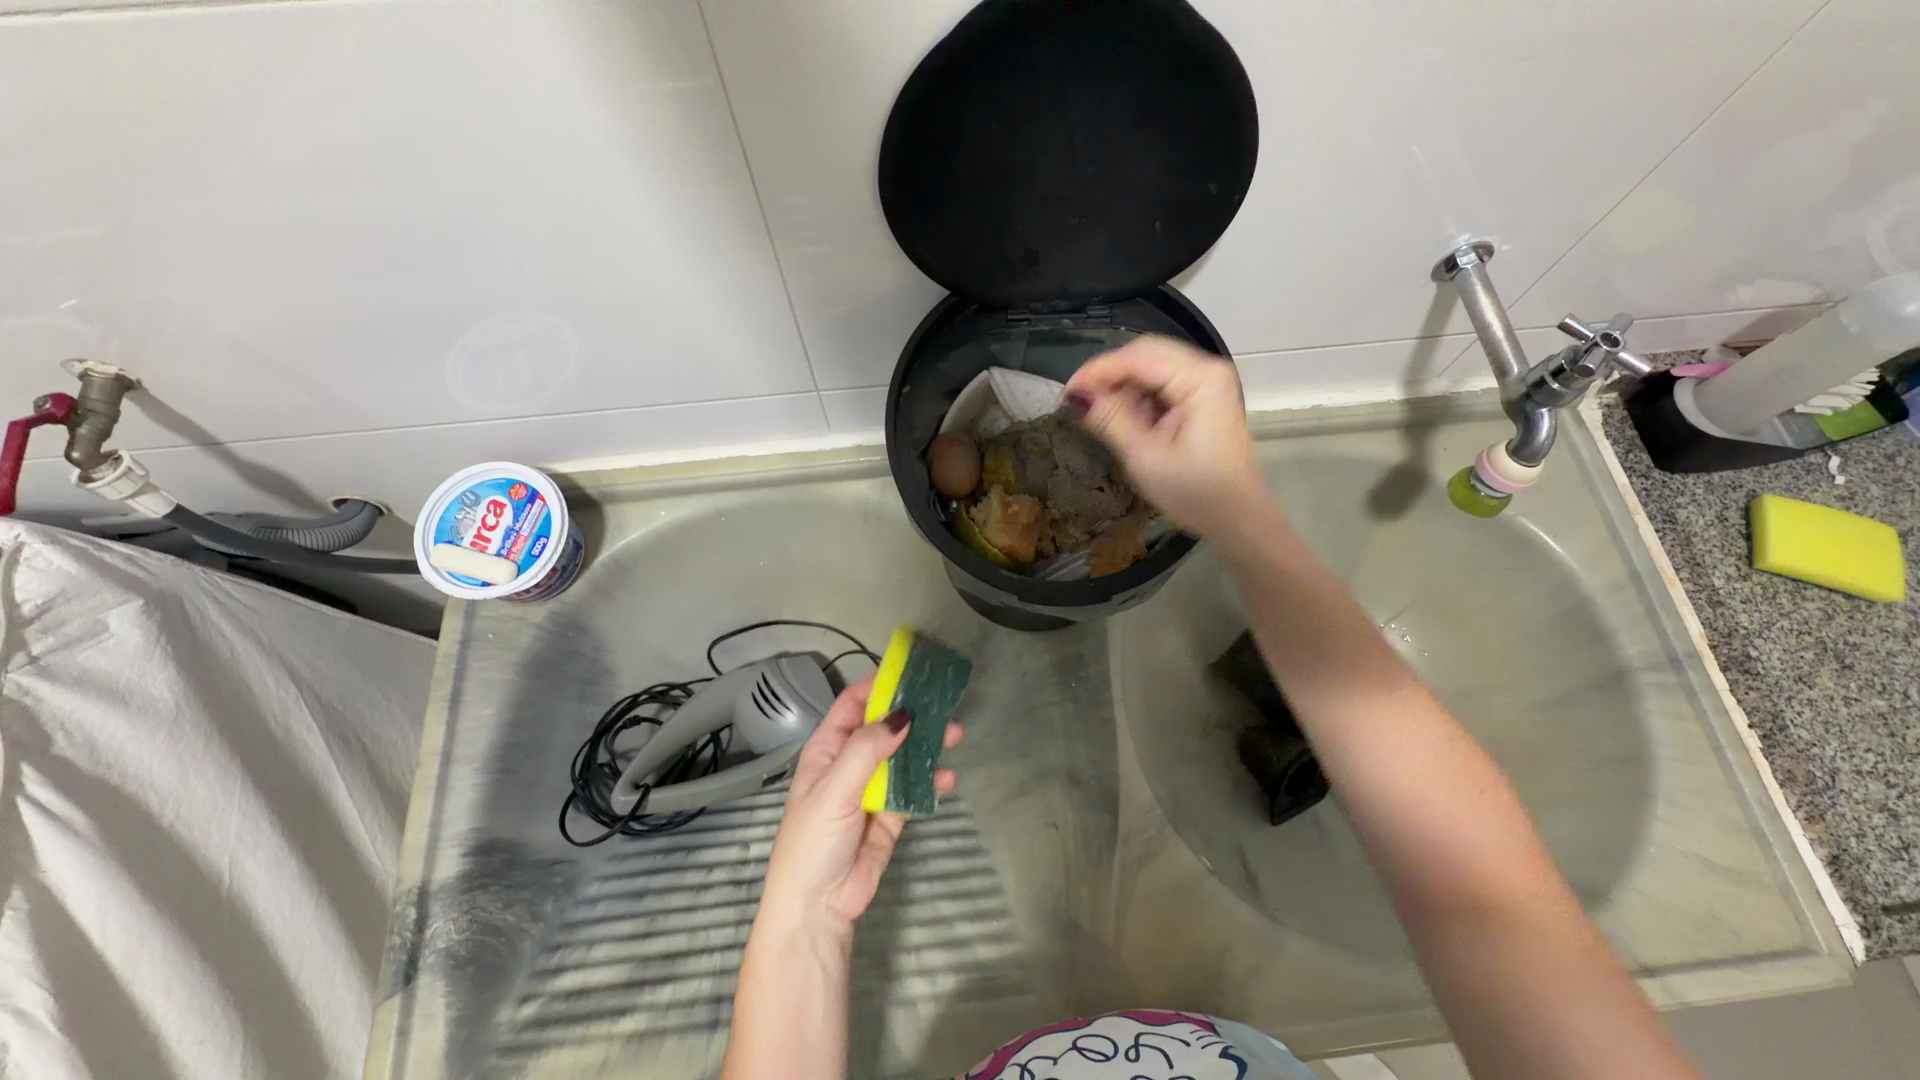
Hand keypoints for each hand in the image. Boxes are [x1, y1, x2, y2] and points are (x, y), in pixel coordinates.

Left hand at [759, 676, 961, 938]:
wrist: (818, 907)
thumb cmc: (813, 841)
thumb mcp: (834, 790)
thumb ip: (868, 750)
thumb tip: (903, 716)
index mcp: (827, 750)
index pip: (853, 705)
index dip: (878, 685)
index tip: (910, 671)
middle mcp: (851, 763)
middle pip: (886, 727)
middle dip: (914, 713)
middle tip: (944, 704)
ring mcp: (873, 789)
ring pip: (905, 755)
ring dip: (929, 744)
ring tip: (956, 734)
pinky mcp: (892, 815)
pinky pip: (916, 788)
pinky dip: (933, 780)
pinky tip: (948, 777)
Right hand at [1065, 335, 1267, 539]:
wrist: (1238, 518)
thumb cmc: (1196, 494)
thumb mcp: (1145, 458)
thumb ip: (1111, 420)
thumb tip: (1079, 396)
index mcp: (1200, 380)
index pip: (1137, 358)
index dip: (1097, 371)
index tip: (1067, 392)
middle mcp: (1207, 370)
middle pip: (1145, 354)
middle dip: (1109, 375)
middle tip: (1079, 400)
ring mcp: (1207, 382)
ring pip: (1152, 367)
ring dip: (1124, 387)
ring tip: (1102, 415)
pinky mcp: (1203, 397)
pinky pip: (1163, 383)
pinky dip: (1139, 396)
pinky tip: (1128, 420)